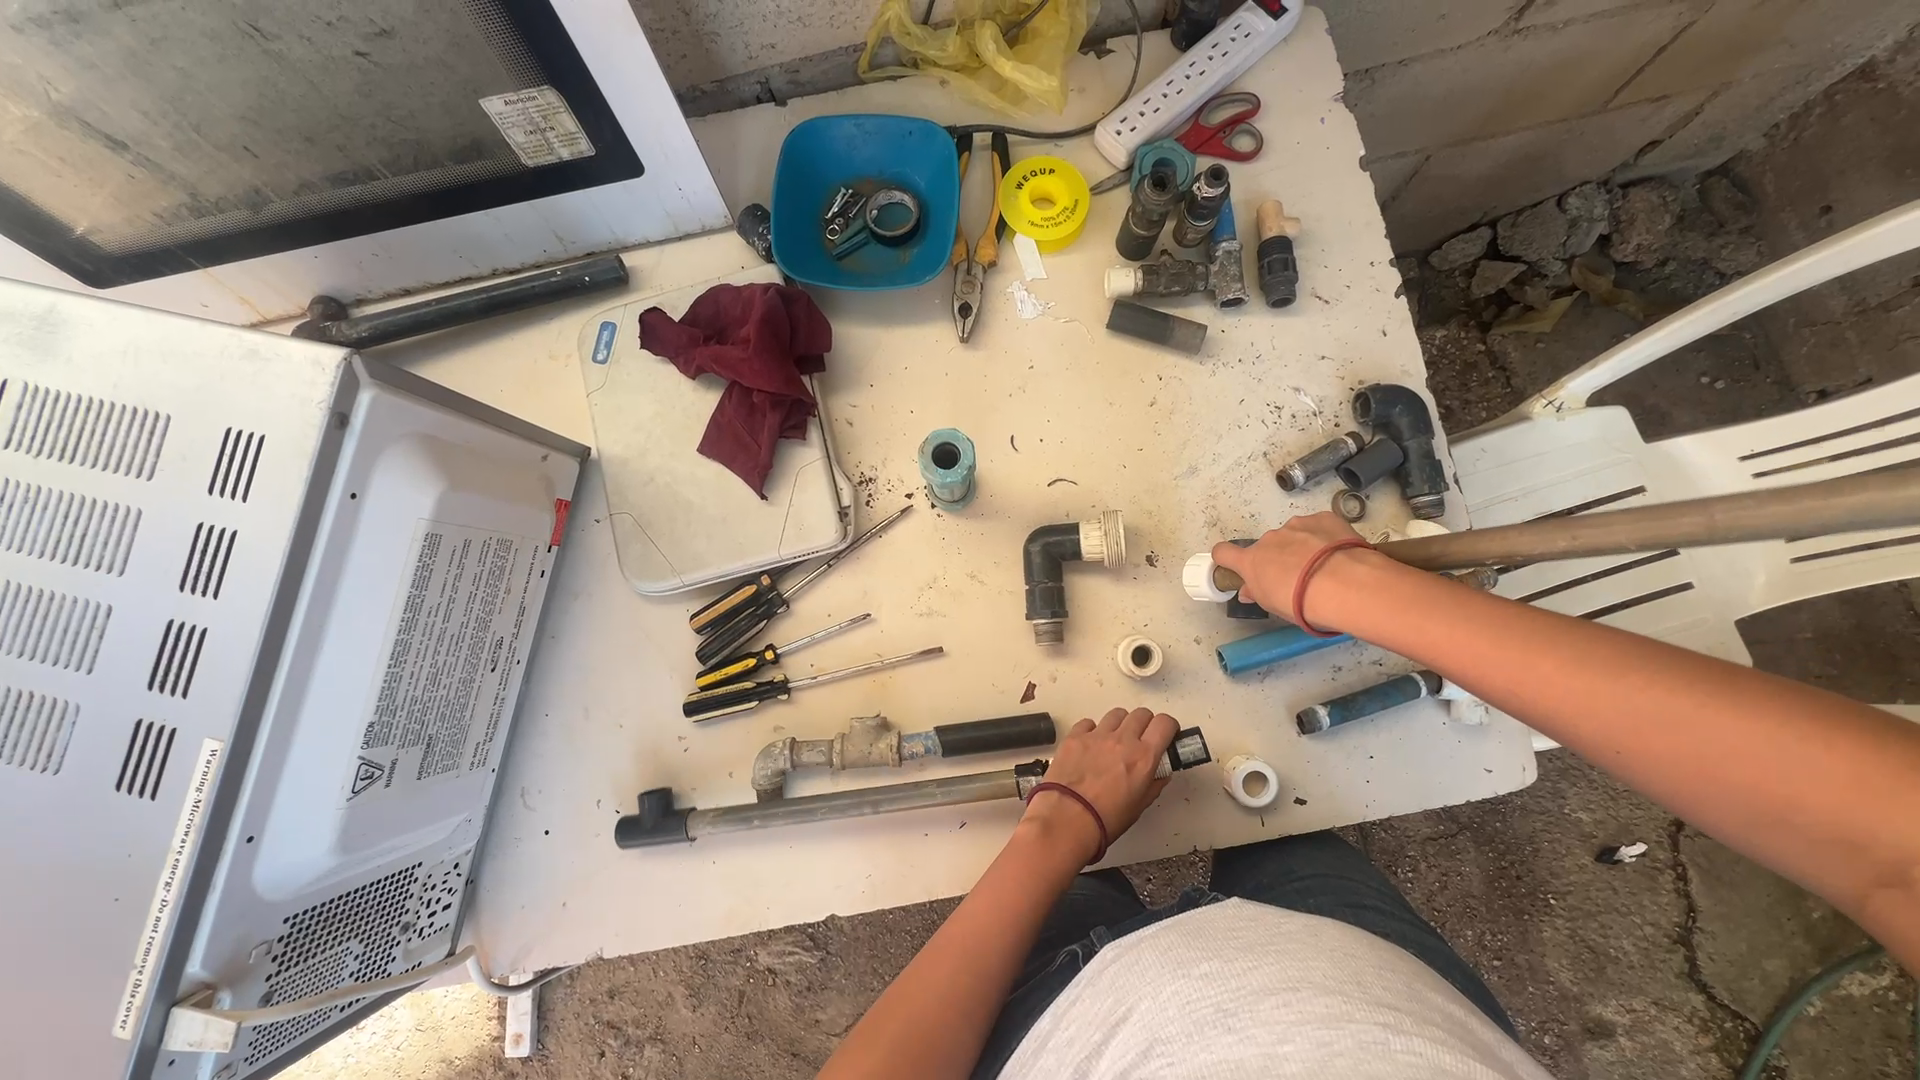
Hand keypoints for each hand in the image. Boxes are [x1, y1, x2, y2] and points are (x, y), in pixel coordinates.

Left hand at [1023, 708, 1177, 863]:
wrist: (1066, 819)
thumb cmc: (1103, 820)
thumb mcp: (1139, 806)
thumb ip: (1154, 783)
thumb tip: (1160, 774)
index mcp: (1143, 757)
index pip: (1164, 723)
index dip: (1168, 727)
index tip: (1165, 734)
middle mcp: (1122, 740)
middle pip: (1141, 714)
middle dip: (1145, 724)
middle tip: (1142, 739)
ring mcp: (1096, 736)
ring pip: (1116, 714)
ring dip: (1121, 724)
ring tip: (1116, 740)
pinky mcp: (1074, 737)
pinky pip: (1088, 723)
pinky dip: (1093, 730)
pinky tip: (1091, 744)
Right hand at [1211, 514, 1381, 628]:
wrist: (1346, 585)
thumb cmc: (1303, 602)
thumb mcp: (1275, 607)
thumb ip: (1258, 593)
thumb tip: (1248, 590)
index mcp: (1252, 561)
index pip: (1223, 553)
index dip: (1226, 558)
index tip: (1234, 565)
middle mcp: (1270, 539)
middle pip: (1267, 546)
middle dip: (1278, 558)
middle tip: (1299, 578)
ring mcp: (1296, 525)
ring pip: (1294, 535)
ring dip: (1302, 546)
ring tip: (1325, 566)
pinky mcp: (1323, 518)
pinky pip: (1318, 527)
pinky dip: (1324, 537)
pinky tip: (1339, 553)